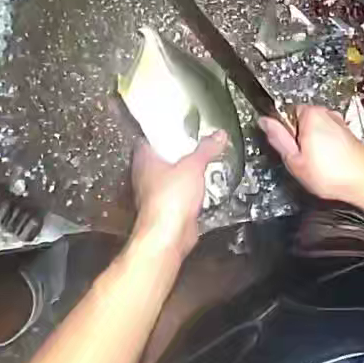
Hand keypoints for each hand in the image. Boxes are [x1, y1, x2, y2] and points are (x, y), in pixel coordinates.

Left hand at [130, 132, 227, 255]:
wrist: (168, 235)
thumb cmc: (169, 199)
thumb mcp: (193, 166)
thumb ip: (206, 149)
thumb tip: (218, 135)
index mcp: (145, 160)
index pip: (149, 139)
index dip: (162, 131)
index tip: (177, 126)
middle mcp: (145, 176)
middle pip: (160, 158)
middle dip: (177, 152)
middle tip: (194, 144)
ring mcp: (154, 194)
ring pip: (169, 177)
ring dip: (183, 173)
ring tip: (202, 164)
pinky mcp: (165, 209)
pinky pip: (178, 194)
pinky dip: (188, 190)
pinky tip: (200, 188)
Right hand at [260, 105, 363, 206]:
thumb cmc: (333, 174)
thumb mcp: (295, 160)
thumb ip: (278, 138)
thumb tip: (265, 122)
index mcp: (310, 114)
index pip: (284, 114)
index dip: (284, 134)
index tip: (290, 150)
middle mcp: (326, 113)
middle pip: (300, 122)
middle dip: (299, 139)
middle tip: (302, 160)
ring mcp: (338, 122)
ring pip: (315, 131)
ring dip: (313, 145)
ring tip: (318, 165)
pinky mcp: (347, 133)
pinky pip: (328, 137)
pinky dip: (326, 149)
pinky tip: (330, 165)